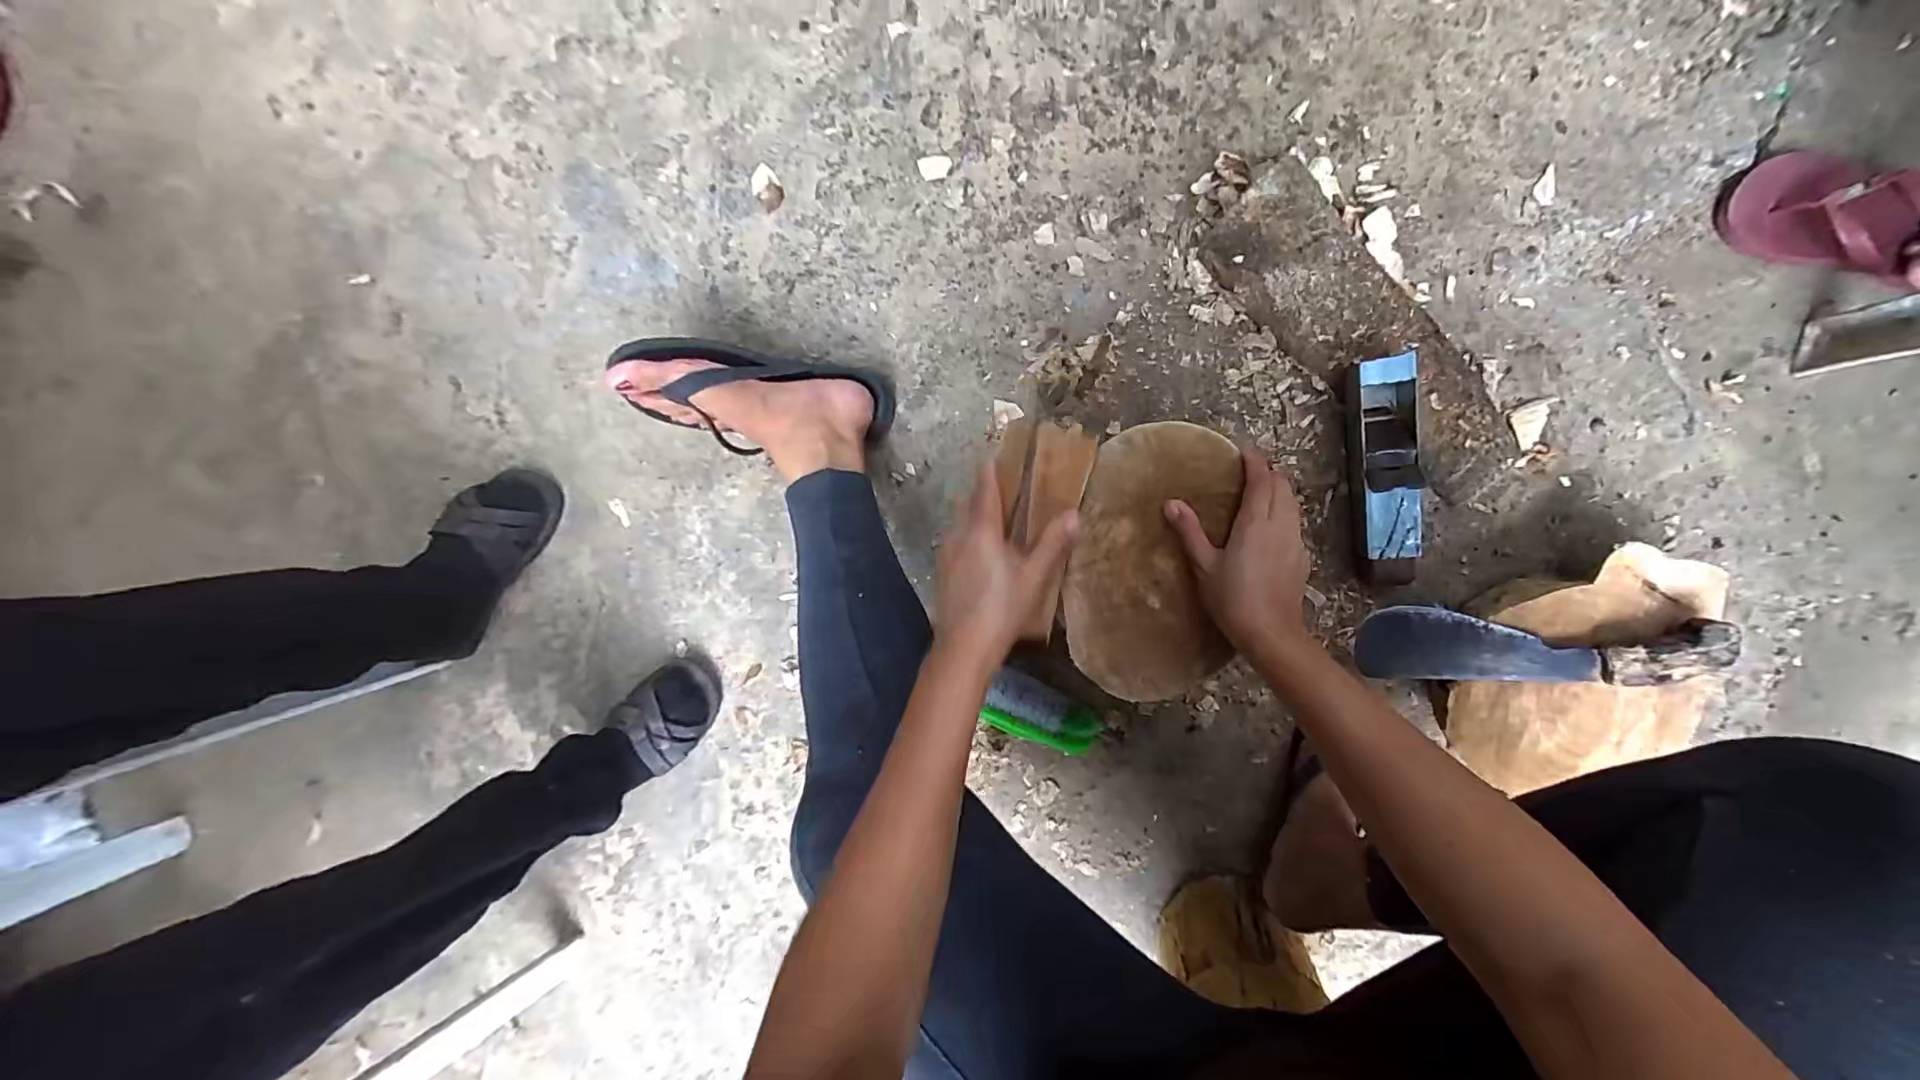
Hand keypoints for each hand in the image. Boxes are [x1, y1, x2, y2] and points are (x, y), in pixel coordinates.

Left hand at [934, 462, 1079, 668]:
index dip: (991, 470)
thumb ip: (1053, 543)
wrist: (963, 647)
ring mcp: (946, 554)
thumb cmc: (1002, 609)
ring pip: (960, 523)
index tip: (996, 455)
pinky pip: (956, 541)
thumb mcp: (1034, 577)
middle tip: (1004, 486)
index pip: (985, 489)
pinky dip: (969, 535)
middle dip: (984, 491)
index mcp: (981, 530)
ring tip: (996, 517)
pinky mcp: (943, 573)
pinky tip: (982, 551)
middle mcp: (958, 535)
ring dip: (975, 514)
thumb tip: (1074, 514)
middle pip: (969, 503)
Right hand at [1164, 448, 1310, 651]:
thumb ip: (1190, 532)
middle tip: (1250, 469)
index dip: (1255, 462)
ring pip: (1293, 503)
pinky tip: (1270, 525)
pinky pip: (1295, 522)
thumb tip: (1171, 503)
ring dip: (1279, 490)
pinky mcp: (1302, 557)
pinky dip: (1284, 511)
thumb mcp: (1204, 565)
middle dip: (1269, 473)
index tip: (1244, 451)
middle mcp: (1281, 525)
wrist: (1272, 633)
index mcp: (1255, 523)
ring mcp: (1296, 541)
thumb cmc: (1232, 599)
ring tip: (1260, 491)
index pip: (1261, 480)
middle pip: (1283, 486)